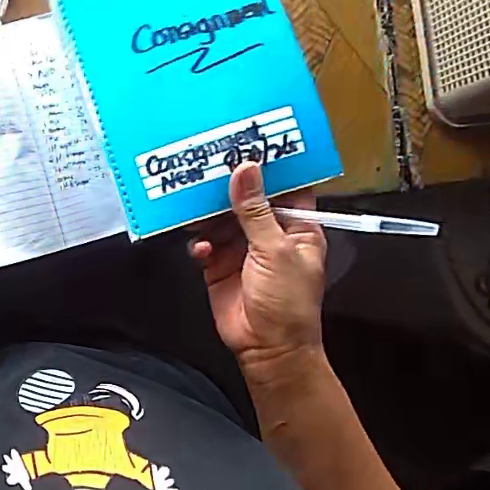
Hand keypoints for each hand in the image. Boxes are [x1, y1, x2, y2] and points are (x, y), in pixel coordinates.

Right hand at [188, 163, 326, 374]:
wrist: (266, 348)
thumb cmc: (287, 300)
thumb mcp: (274, 250)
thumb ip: (255, 211)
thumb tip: (245, 169)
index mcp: (296, 226)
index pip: (285, 186)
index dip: (270, 165)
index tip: (248, 140)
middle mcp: (268, 232)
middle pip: (246, 199)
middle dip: (228, 185)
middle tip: (207, 164)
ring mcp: (242, 248)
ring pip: (220, 218)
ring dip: (207, 213)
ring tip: (193, 204)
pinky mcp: (218, 264)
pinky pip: (204, 242)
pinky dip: (198, 242)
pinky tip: (200, 248)